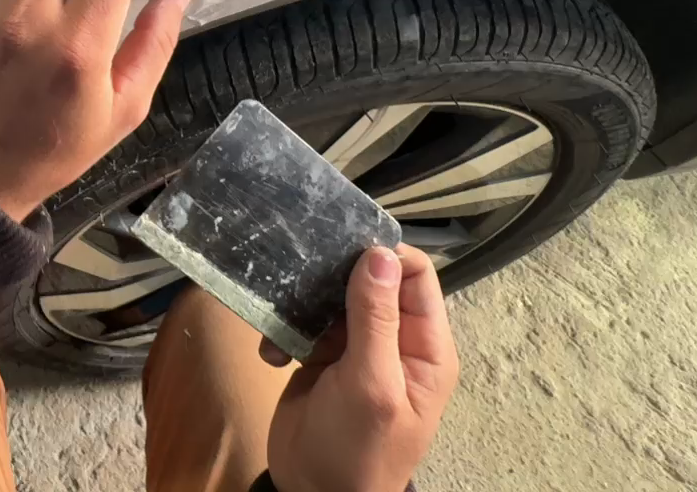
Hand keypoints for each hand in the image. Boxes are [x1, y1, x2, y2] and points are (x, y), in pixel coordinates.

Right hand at [265, 245, 458, 491]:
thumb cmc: (356, 448)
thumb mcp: (370, 383)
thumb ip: (375, 317)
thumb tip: (379, 251)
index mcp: (423, 347)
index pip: (414, 275)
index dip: (382, 254)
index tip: (342, 248)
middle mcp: (393, 339)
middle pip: (368, 277)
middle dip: (334, 272)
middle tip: (302, 269)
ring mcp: (355, 346)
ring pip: (332, 293)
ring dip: (304, 300)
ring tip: (283, 310)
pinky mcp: (321, 353)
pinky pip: (305, 318)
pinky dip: (286, 326)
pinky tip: (273, 350)